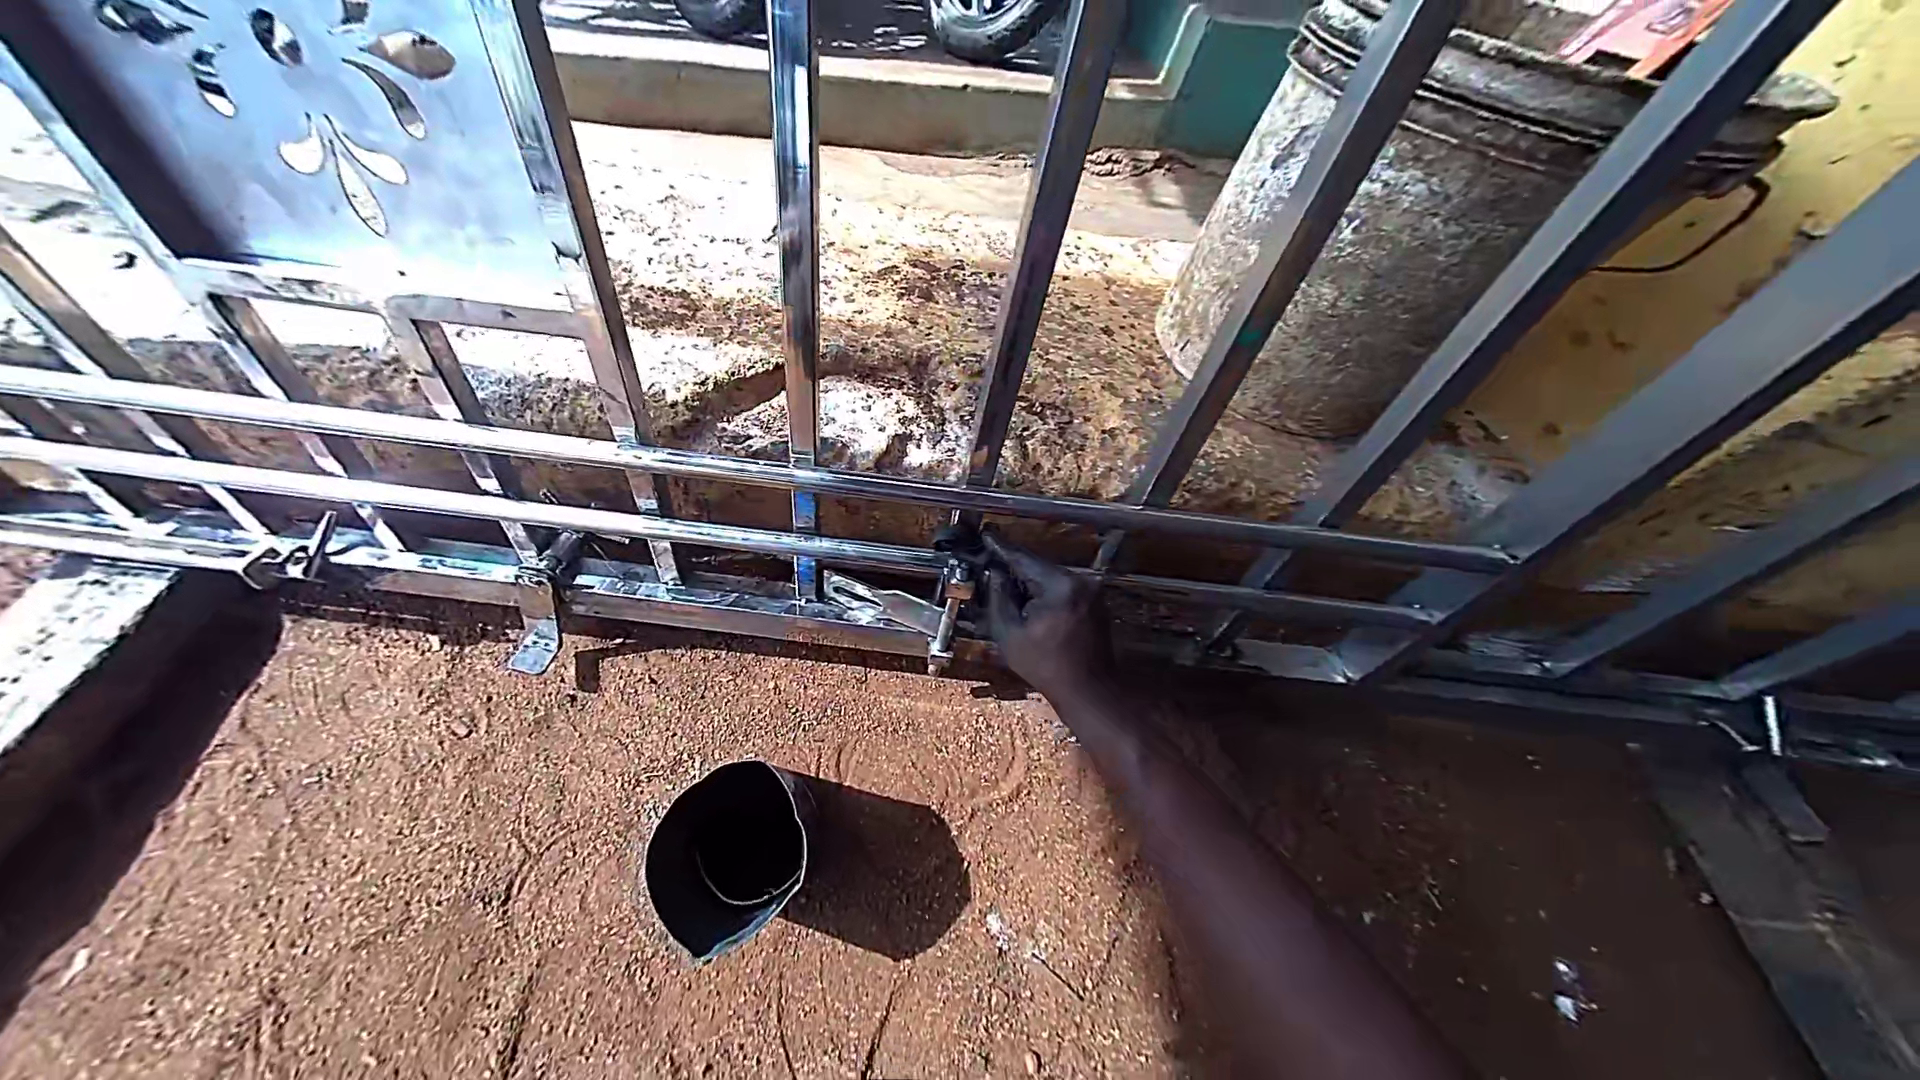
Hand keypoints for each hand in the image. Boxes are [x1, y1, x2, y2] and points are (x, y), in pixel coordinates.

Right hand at [981, 532, 1114, 703]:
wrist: (1088, 689)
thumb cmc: (1047, 666)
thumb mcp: (1009, 632)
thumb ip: (999, 596)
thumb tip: (996, 574)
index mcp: (1060, 586)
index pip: (1024, 558)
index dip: (1001, 548)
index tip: (988, 537)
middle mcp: (1081, 582)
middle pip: (1038, 566)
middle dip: (1015, 570)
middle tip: (993, 571)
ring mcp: (1092, 591)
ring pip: (1050, 577)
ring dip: (1031, 583)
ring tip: (1012, 598)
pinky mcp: (1095, 602)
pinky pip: (1064, 588)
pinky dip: (1046, 593)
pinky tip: (1033, 610)